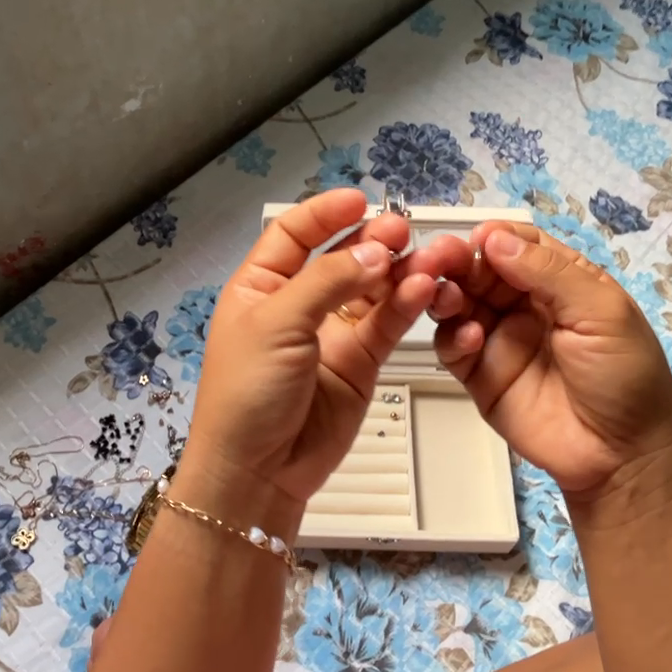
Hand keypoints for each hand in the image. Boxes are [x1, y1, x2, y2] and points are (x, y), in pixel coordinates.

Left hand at [178, 190, 470, 526]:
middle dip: (369, 241)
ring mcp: (331, 334)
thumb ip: (327, 282)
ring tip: (424, 258)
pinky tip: (422, 289)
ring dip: (396, 271)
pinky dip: (405, 305)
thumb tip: (375, 249)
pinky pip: (386, 324)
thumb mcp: (276, 324)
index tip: (360, 200)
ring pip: (371, 290)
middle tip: (400, 231)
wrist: (258, 470)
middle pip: (340, 258)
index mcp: (260, 287)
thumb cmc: (247, 391)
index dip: (324, 214)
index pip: (292, 234)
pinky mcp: (360, 362)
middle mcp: (297, 305)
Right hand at [434, 224, 671, 510]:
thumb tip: (494, 238)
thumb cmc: (625, 376)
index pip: (519, 246)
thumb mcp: (602, 312)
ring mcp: (498, 339)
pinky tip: (468, 338)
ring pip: (458, 304)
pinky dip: (451, 336)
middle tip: (438, 261)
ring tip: (448, 299)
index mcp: (561, 282)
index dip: (495, 239)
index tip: (475, 240)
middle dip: (459, 262)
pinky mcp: (478, 375)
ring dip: (446, 294)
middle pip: (480, 270)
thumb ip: (549, 272)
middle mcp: (525, 305)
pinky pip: (452, 346)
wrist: (620, 456)